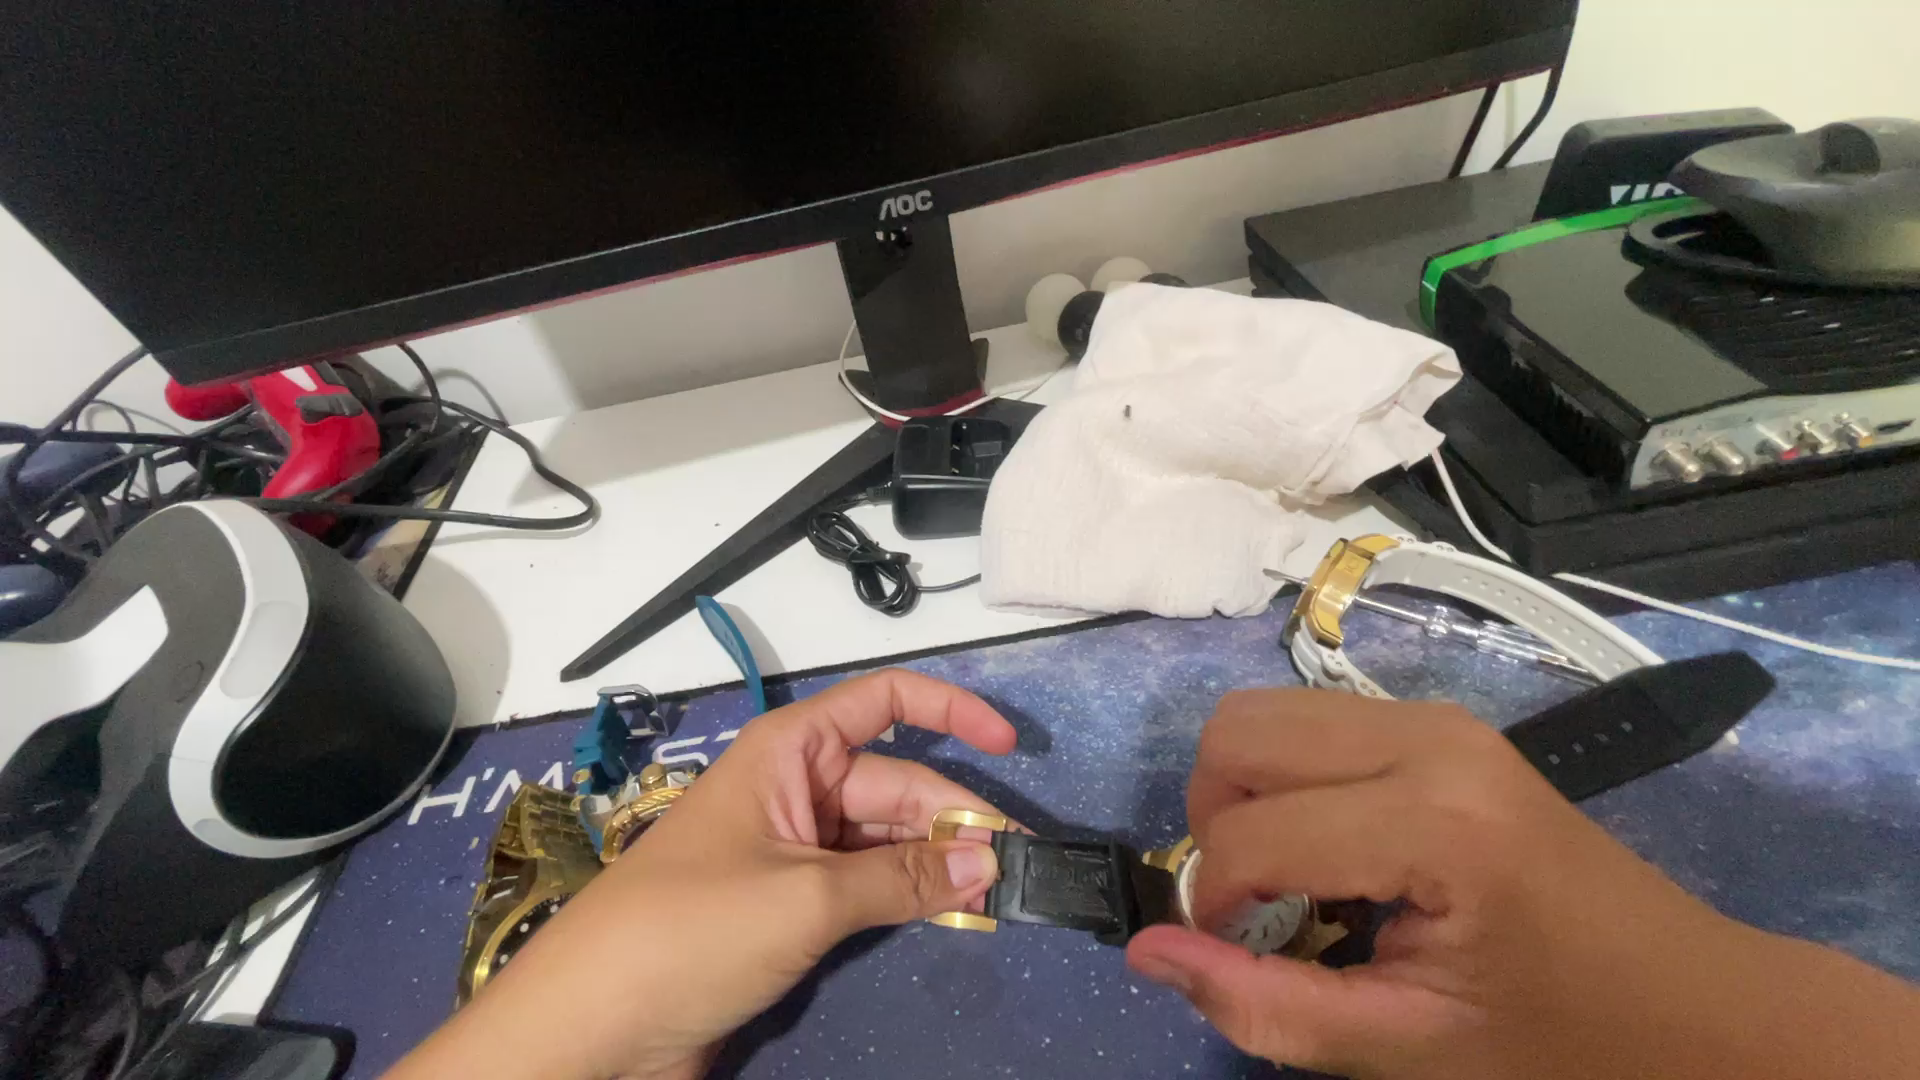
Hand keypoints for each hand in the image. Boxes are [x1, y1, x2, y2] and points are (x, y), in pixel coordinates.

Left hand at [387, 669, 1014, 1079]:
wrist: (589, 1032)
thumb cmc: (692, 930)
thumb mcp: (806, 897)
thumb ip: (903, 877)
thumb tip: (990, 861)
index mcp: (793, 748)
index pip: (885, 701)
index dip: (951, 708)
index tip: (1008, 742)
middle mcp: (800, 783)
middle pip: (897, 782)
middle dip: (956, 817)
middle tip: (1021, 864)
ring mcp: (797, 843)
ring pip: (888, 835)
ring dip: (938, 860)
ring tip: (999, 892)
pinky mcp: (794, 898)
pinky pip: (868, 879)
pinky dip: (908, 893)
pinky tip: (952, 910)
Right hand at [1125, 688, 1919, 1079]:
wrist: (1705, 1008)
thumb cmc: (1562, 1045)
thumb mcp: (1408, 1050)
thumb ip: (1262, 1005)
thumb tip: (1146, 951)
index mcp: (1435, 825)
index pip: (1252, 835)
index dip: (1215, 900)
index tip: (1234, 950)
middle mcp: (1424, 739)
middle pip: (1236, 736)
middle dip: (1214, 820)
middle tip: (1253, 896)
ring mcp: (1429, 715)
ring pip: (1257, 714)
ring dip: (1240, 789)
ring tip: (1284, 864)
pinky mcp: (1429, 716)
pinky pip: (1301, 718)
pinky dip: (1279, 772)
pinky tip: (1323, 835)